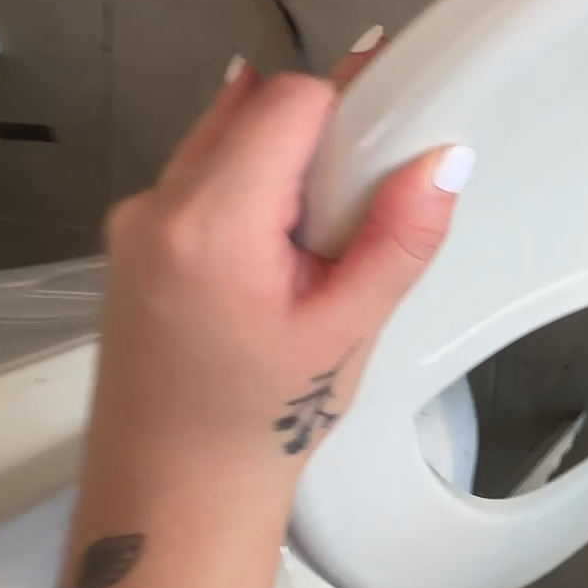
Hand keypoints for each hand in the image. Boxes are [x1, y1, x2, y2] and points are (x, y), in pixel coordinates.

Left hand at [94, 36, 471, 479]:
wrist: (173, 488)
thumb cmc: (265, 414)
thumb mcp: (352, 326)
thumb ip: (402, 237)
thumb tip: (448, 159)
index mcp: (210, 222)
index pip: (288, 101)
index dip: (352, 100)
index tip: (402, 122)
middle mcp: (158, 204)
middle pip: (256, 108)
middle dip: (331, 123)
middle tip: (388, 173)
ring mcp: (139, 219)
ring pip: (230, 133)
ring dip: (298, 147)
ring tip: (348, 211)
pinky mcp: (141, 238)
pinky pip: (211, 167)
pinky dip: (266, 171)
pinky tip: (302, 227)